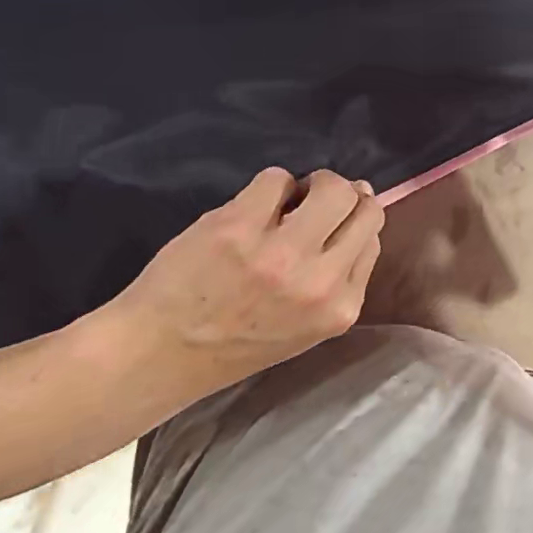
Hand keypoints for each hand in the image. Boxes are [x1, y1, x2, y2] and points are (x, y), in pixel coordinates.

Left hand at [91, 167, 383, 393]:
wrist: (160, 354)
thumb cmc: (237, 340)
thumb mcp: (307, 325)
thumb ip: (338, 275)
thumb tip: (360, 206)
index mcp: (340, 308)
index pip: (372, 239)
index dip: (353, 221)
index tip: (331, 221)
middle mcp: (319, 281)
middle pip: (364, 206)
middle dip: (344, 195)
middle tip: (314, 202)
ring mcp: (279, 252)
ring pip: (331, 186)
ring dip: (311, 183)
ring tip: (285, 202)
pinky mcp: (238, 227)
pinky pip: (277, 178)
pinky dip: (270, 185)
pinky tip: (251, 208)